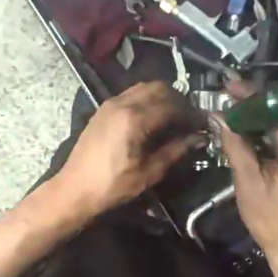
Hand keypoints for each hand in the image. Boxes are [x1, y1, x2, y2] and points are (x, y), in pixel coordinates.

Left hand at [42, 81, 198, 224]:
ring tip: (173, 118)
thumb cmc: (113, 185)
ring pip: (144, 87)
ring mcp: (110, 104)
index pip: (172, 105)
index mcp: (135, 119)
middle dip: (178, 100)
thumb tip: (198, 138)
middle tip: (189, 119)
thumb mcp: (149, 172)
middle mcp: (123, 103)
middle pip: (159, 88)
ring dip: (162, 97)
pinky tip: (153, 119)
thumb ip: (175, 151)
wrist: (74, 189)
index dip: (191, 114)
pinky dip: (147, 99)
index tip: (202, 124)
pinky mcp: (103, 109)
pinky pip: (131, 94)